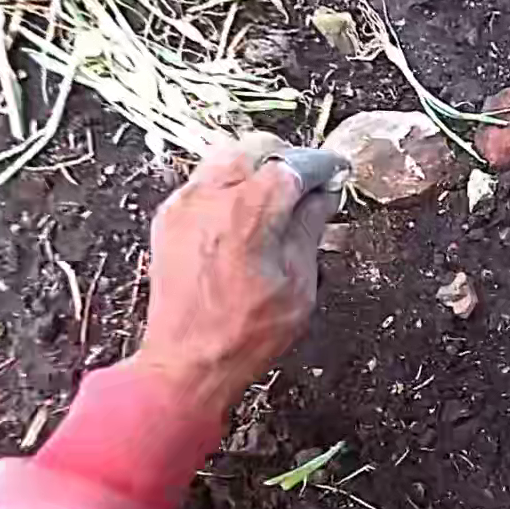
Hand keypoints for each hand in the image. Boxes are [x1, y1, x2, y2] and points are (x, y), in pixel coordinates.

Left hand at [130, 138, 334, 419]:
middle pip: (254, 148)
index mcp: (248, 213)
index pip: (293, 166)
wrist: (189, 360)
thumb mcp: (300, 281)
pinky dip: (233, 185)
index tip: (340, 172)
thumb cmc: (251, 329)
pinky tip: (251, 216)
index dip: (323, 166)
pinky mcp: (169, 219)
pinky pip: (205, 181)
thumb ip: (310, 228)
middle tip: (311, 186)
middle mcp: (209, 198)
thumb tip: (325, 194)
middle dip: (288, 160)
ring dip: (258, 169)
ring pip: (225, 159)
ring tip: (281, 200)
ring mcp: (183, 206)